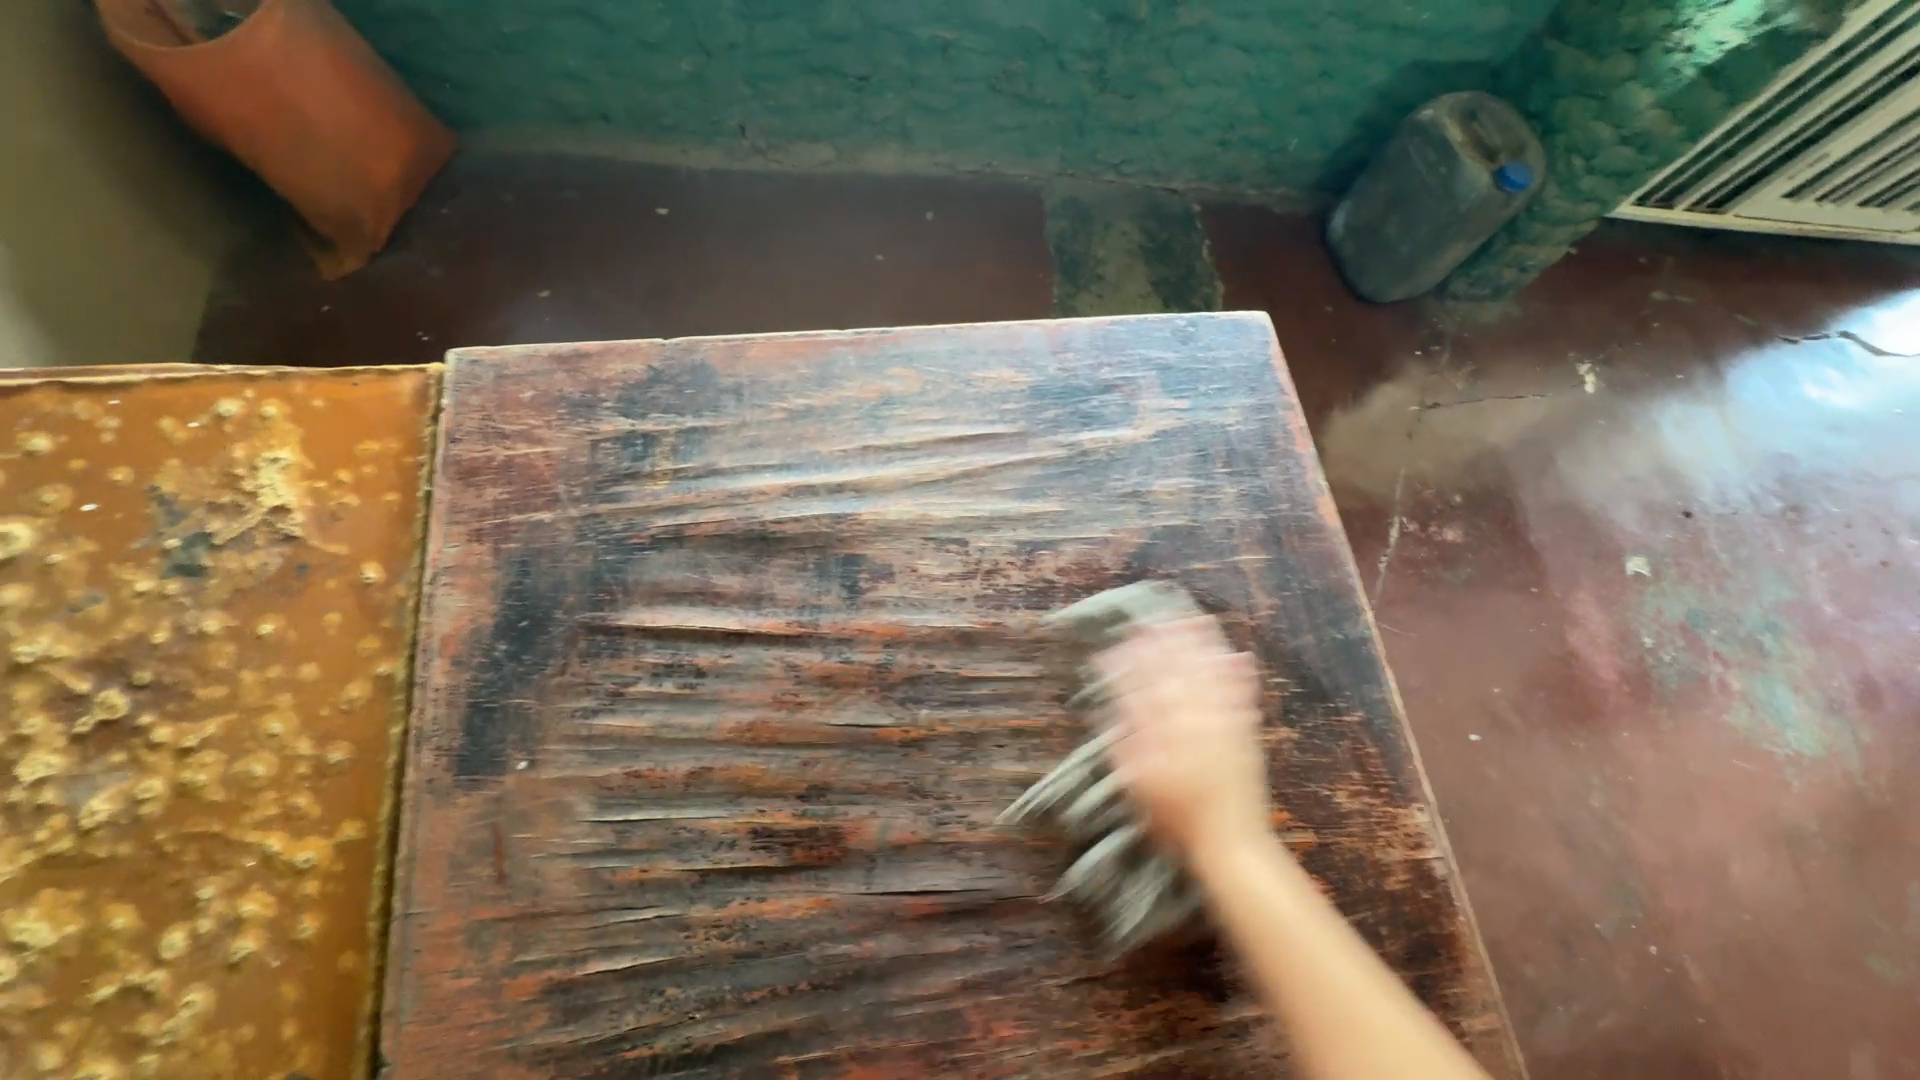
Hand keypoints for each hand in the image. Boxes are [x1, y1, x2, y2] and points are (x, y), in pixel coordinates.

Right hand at [1093, 617, 1269, 863]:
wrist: (1230, 842)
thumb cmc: (1175, 819)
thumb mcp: (1138, 782)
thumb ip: (1127, 742)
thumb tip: (1118, 707)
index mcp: (1163, 730)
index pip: (1142, 686)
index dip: (1130, 662)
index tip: (1119, 642)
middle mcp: (1194, 718)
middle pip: (1176, 671)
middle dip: (1164, 643)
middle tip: (1154, 620)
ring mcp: (1224, 722)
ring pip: (1210, 675)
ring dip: (1202, 646)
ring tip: (1195, 620)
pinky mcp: (1247, 733)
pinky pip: (1243, 695)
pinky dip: (1240, 674)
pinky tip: (1238, 655)